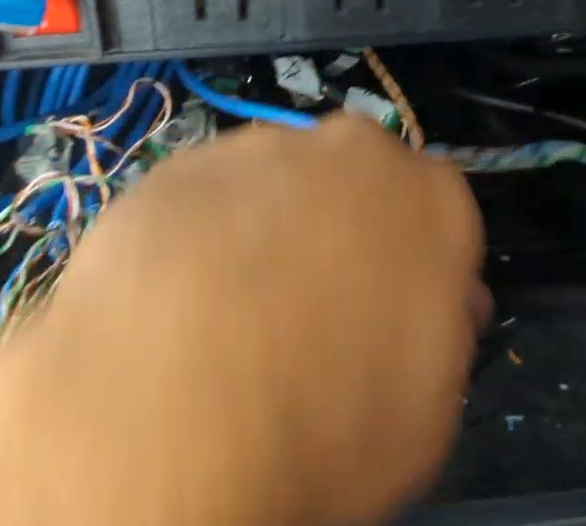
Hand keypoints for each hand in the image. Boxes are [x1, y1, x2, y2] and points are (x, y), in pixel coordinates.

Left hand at [0, 115, 484, 525]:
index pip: (446, 210)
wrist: (139, 417)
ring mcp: (256, 152)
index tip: (404, 302)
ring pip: (287, 179)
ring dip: (280, 227)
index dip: (424, 266)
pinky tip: (187, 293)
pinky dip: (215, 227)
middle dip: (357, 232)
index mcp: (421, 207)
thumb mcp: (411, 413)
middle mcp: (341, 158)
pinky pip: (218, 188)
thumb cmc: (295, 433)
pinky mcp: (179, 167)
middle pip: (367, 180)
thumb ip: (435, 338)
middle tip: (322, 304)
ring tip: (243, 308)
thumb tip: (436, 308)